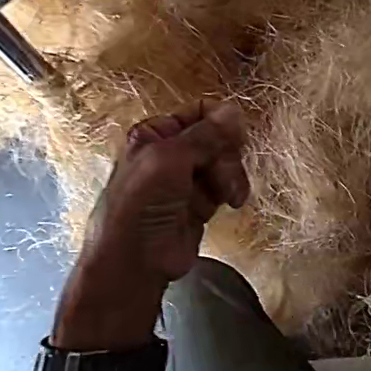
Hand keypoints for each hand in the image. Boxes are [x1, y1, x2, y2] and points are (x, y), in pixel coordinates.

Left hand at [52, 101, 249, 350]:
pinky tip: (231, 203)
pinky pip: (224, 186)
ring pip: (225, 163)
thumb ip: (205, 135)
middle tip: (224, 176)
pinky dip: (230, 192)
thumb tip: (234, 111)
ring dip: (231, 176)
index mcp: (156, 134)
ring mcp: (187, 180)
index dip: (219, 122)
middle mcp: (171, 153)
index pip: (199, 113)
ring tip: (230, 196)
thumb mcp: (170, 159)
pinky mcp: (200, 204)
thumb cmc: (143, 203)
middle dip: (226, 156)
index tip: (233, 137)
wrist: (136, 260)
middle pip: (217, 139)